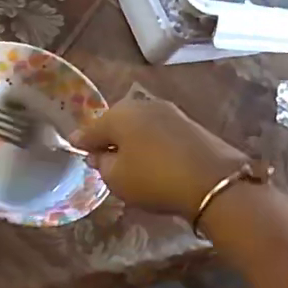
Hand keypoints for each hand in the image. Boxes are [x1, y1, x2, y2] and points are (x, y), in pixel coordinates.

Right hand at [71, 99, 249, 217]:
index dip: (82, 141)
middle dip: (109, 136)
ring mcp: (170, 112)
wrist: (213, 182)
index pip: (92, 129)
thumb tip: (99, 153)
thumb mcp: (117, 179)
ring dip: (133, 139)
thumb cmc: (155, 179)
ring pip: (141, 125)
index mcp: (120, 114)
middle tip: (102, 156)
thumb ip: (102, 163)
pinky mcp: (190, 124)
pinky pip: (160, 132)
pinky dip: (152, 142)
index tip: (74, 146)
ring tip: (128, 159)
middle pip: (118, 121)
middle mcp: (144, 105)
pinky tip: (153, 157)